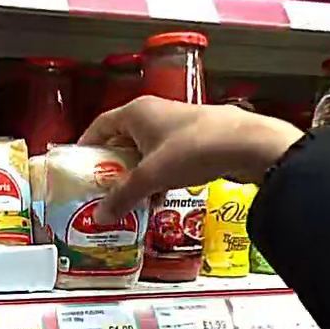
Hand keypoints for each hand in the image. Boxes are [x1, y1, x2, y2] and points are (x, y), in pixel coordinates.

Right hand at [79, 97, 303, 220]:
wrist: (250, 146)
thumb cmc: (194, 149)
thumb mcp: (151, 177)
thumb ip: (123, 196)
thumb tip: (100, 216)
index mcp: (138, 112)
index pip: (100, 125)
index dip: (87, 144)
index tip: (79, 165)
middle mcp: (156, 112)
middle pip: (124, 138)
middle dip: (114, 164)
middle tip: (104, 187)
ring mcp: (179, 124)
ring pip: (148, 149)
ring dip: (138, 172)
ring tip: (132, 196)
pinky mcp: (199, 137)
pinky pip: (169, 156)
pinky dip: (160, 174)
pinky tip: (162, 195)